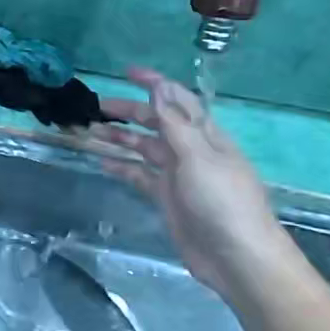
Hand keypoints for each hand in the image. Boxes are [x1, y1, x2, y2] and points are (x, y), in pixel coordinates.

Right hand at [90, 66, 298, 297]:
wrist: (237, 258)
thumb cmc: (222, 202)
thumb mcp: (199, 158)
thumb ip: (175, 124)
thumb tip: (160, 88)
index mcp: (205, 138)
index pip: (178, 101)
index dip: (155, 85)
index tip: (128, 72)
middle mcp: (191, 152)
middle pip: (157, 123)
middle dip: (130, 111)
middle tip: (98, 106)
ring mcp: (178, 176)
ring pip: (144, 147)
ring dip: (121, 137)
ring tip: (93, 131)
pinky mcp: (167, 198)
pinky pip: (139, 174)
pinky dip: (121, 166)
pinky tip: (101, 162)